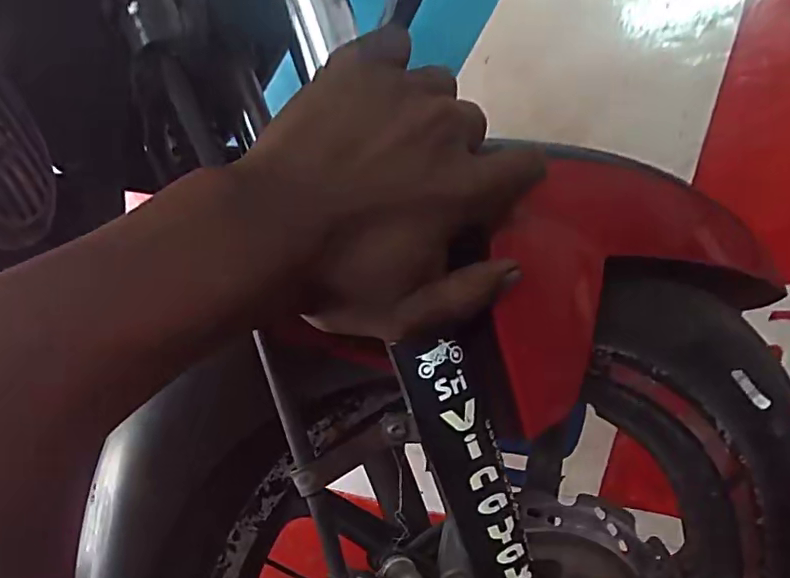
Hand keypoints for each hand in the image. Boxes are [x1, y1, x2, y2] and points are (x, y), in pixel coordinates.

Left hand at [232, 26, 544, 339]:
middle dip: (458, 156)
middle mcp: (442, 127)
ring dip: (425, 116)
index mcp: (461, 188)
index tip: (491, 198)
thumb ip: (467, 295)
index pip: (524, 167)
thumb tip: (515, 267)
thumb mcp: (405, 315)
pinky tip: (371, 102)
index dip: (515, 183)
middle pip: (474, 127)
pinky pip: (394, 50)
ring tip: (389, 146)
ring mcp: (398, 90)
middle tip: (417, 185)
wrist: (265, 234)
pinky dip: (391, 72)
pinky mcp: (356, 68)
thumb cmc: (337, 282)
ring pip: (437, 89)